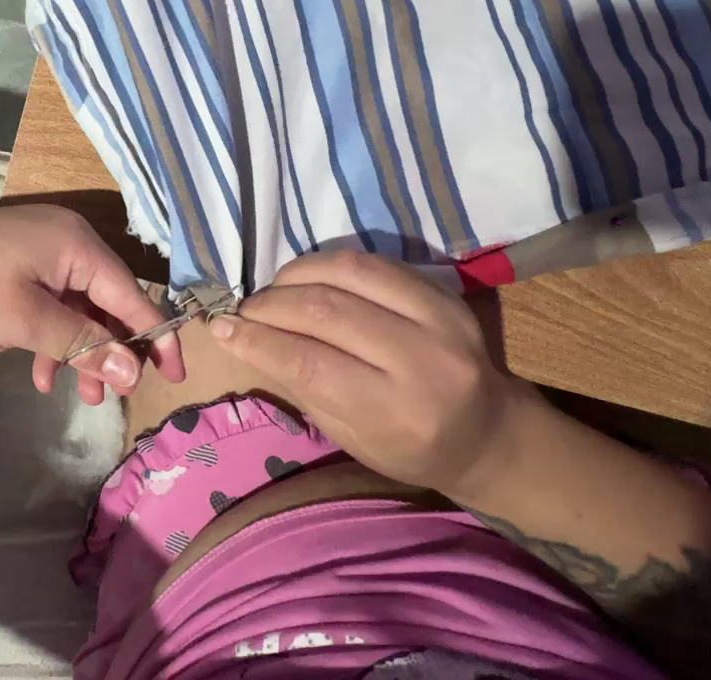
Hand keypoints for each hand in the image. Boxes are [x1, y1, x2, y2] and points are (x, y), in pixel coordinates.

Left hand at [0, 206, 185, 404]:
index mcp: (74, 242)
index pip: (130, 291)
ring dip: (83, 350)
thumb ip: (85, 344)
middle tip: (117, 393)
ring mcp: (38, 250)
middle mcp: (63, 239)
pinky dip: (54, 338)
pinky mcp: (17, 265)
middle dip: (113, 349)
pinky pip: (51, 302)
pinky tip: (44, 374)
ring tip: (85, 394)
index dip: (155, 336)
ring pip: (79, 306)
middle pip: (107, 299)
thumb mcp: (28, 322)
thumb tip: (135, 370)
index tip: (175, 376)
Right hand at [209, 250, 535, 495]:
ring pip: (347, 272)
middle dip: (271, 305)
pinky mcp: (443, 292)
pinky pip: (372, 262)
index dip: (256, 340)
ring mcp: (440, 319)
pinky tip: (307, 279)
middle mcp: (424, 361)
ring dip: (295, 275)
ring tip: (273, 291)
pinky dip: (328, 264)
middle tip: (244, 311)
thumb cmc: (410, 448)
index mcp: (399, 412)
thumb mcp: (349, 435)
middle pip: (325, 311)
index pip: (310, 363)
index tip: (219, 329)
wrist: (490, 433)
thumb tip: (240, 336)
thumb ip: (300, 382)